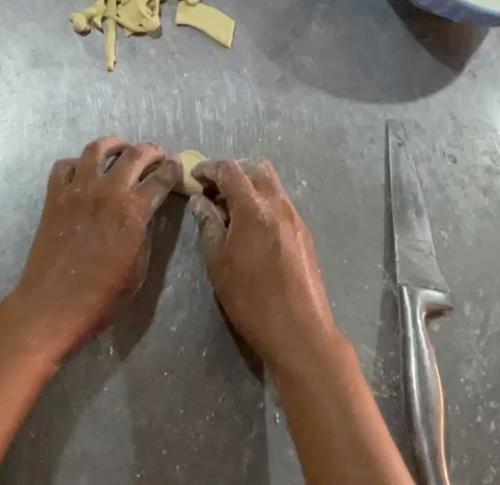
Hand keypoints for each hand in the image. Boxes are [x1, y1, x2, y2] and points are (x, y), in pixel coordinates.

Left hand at [2, 137, 179, 356]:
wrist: (54, 304)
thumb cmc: (102, 296)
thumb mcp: (139, 269)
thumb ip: (144, 234)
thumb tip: (145, 215)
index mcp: (133, 210)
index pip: (161, 179)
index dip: (173, 170)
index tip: (178, 166)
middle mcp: (107, 190)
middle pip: (133, 155)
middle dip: (151, 151)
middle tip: (157, 155)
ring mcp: (78, 189)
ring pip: (97, 149)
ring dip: (114, 145)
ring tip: (121, 149)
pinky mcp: (55, 195)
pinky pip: (65, 165)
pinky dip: (77, 163)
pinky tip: (83, 171)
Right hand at [190, 158, 342, 371]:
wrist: (300, 331)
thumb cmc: (251, 299)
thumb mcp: (218, 263)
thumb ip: (208, 225)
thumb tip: (200, 202)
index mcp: (253, 209)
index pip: (230, 170)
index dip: (209, 168)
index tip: (195, 177)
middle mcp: (278, 205)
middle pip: (256, 167)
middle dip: (233, 170)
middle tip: (214, 190)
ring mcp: (295, 218)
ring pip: (271, 184)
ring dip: (249, 185)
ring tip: (230, 210)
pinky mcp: (304, 233)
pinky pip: (280, 203)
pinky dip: (262, 202)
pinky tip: (251, 228)